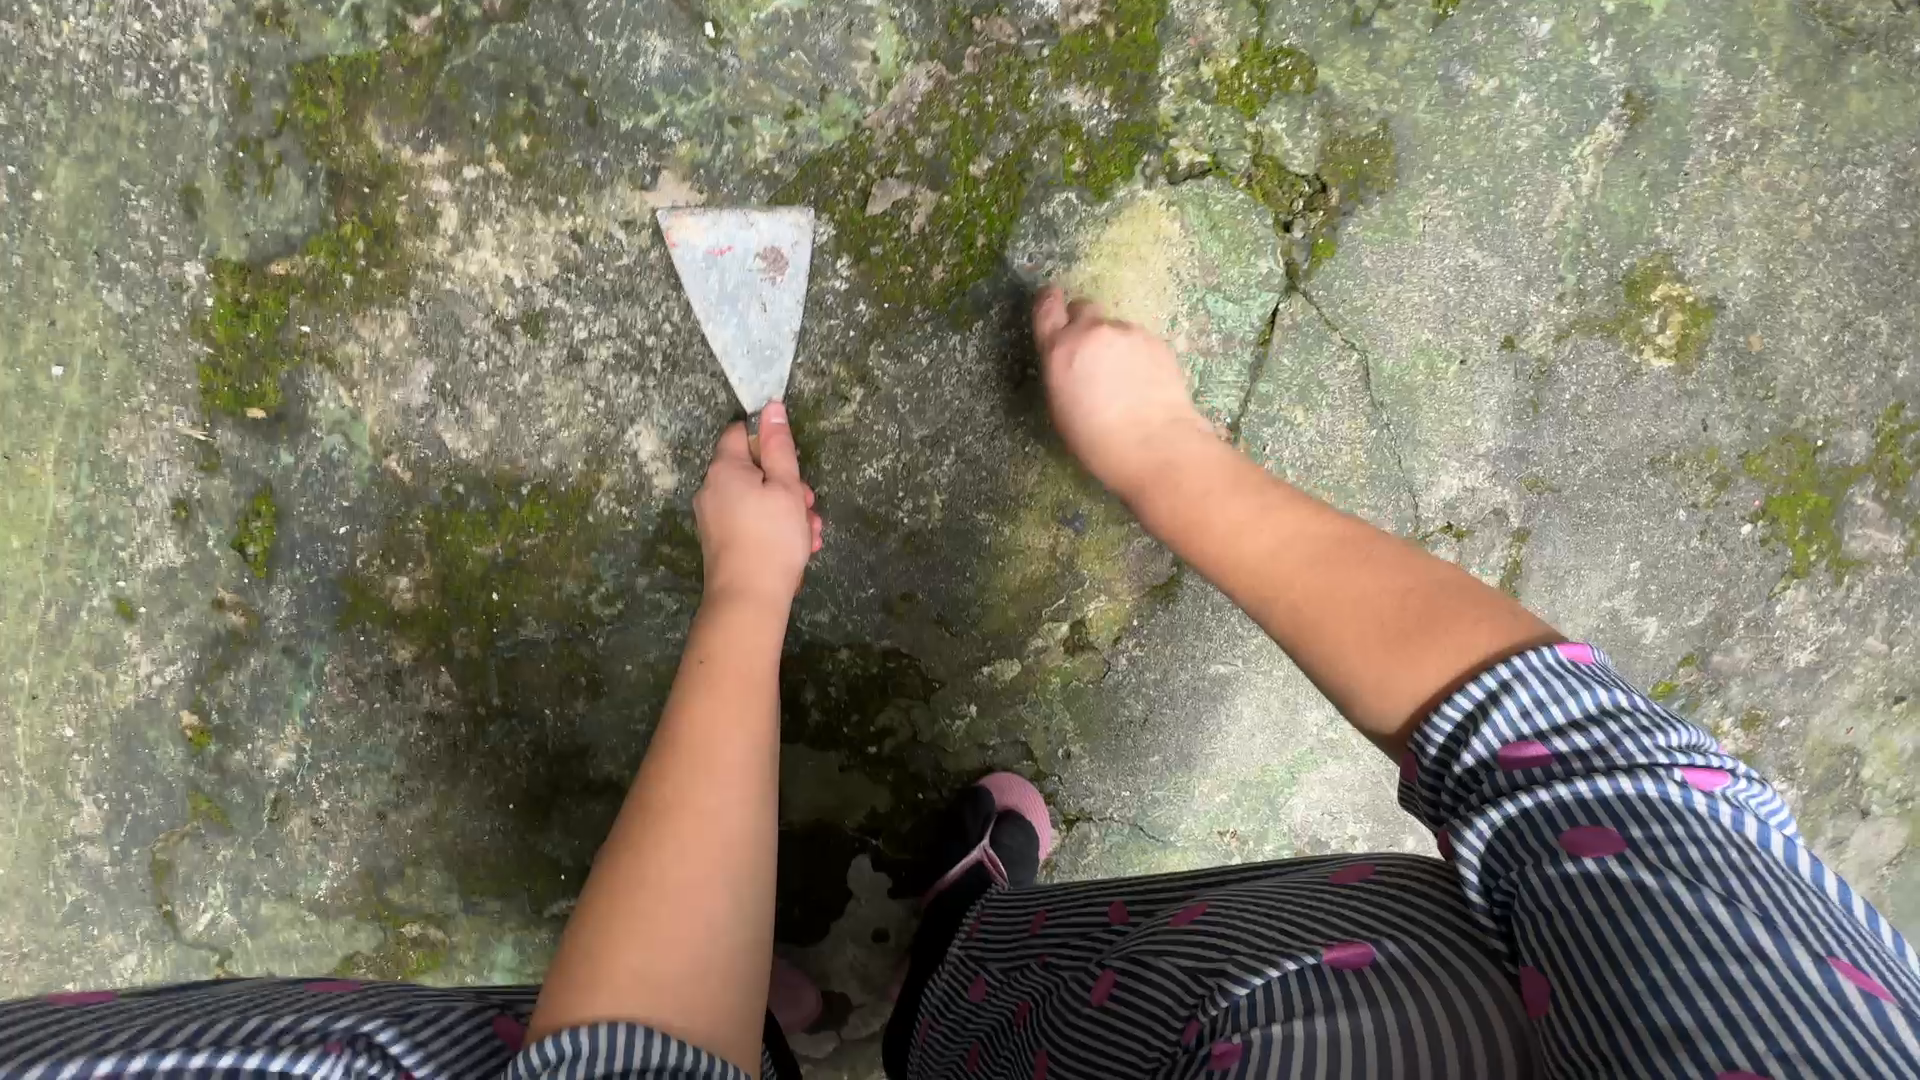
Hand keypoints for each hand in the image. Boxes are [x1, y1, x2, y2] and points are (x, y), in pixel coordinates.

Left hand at [693, 402, 822, 607]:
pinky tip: (798, 547)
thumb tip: (772, 407)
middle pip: (753, 471)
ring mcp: (712, 518)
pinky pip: (750, 522)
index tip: (792, 463)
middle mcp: (711, 489)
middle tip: (808, 506)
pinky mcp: (720, 542)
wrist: (748, 598)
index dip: (768, 441)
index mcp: (724, 469)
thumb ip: (779, 447)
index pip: (740, 433)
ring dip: (787, 511)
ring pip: (756, 500)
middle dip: (787, 485)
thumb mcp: (786, 487)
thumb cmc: (772, 537)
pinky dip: (773, 528)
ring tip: (810, 534)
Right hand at [1032, 286, 1216, 499]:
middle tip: (1091, 351)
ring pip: (1114, 327)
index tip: (1052, 300)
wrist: (1152, 443)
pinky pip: (1139, 340)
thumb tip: (1072, 361)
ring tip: (1124, 378)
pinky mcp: (1155, 340)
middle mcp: (1091, 332)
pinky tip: (1144, 382)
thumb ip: (1062, 371)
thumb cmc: (1095, 439)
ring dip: (1114, 343)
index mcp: (1059, 350)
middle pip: (1083, 307)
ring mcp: (1127, 332)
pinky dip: (1137, 354)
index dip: (1049, 301)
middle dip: (1083, 323)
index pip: (1047, 307)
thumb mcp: (1060, 406)